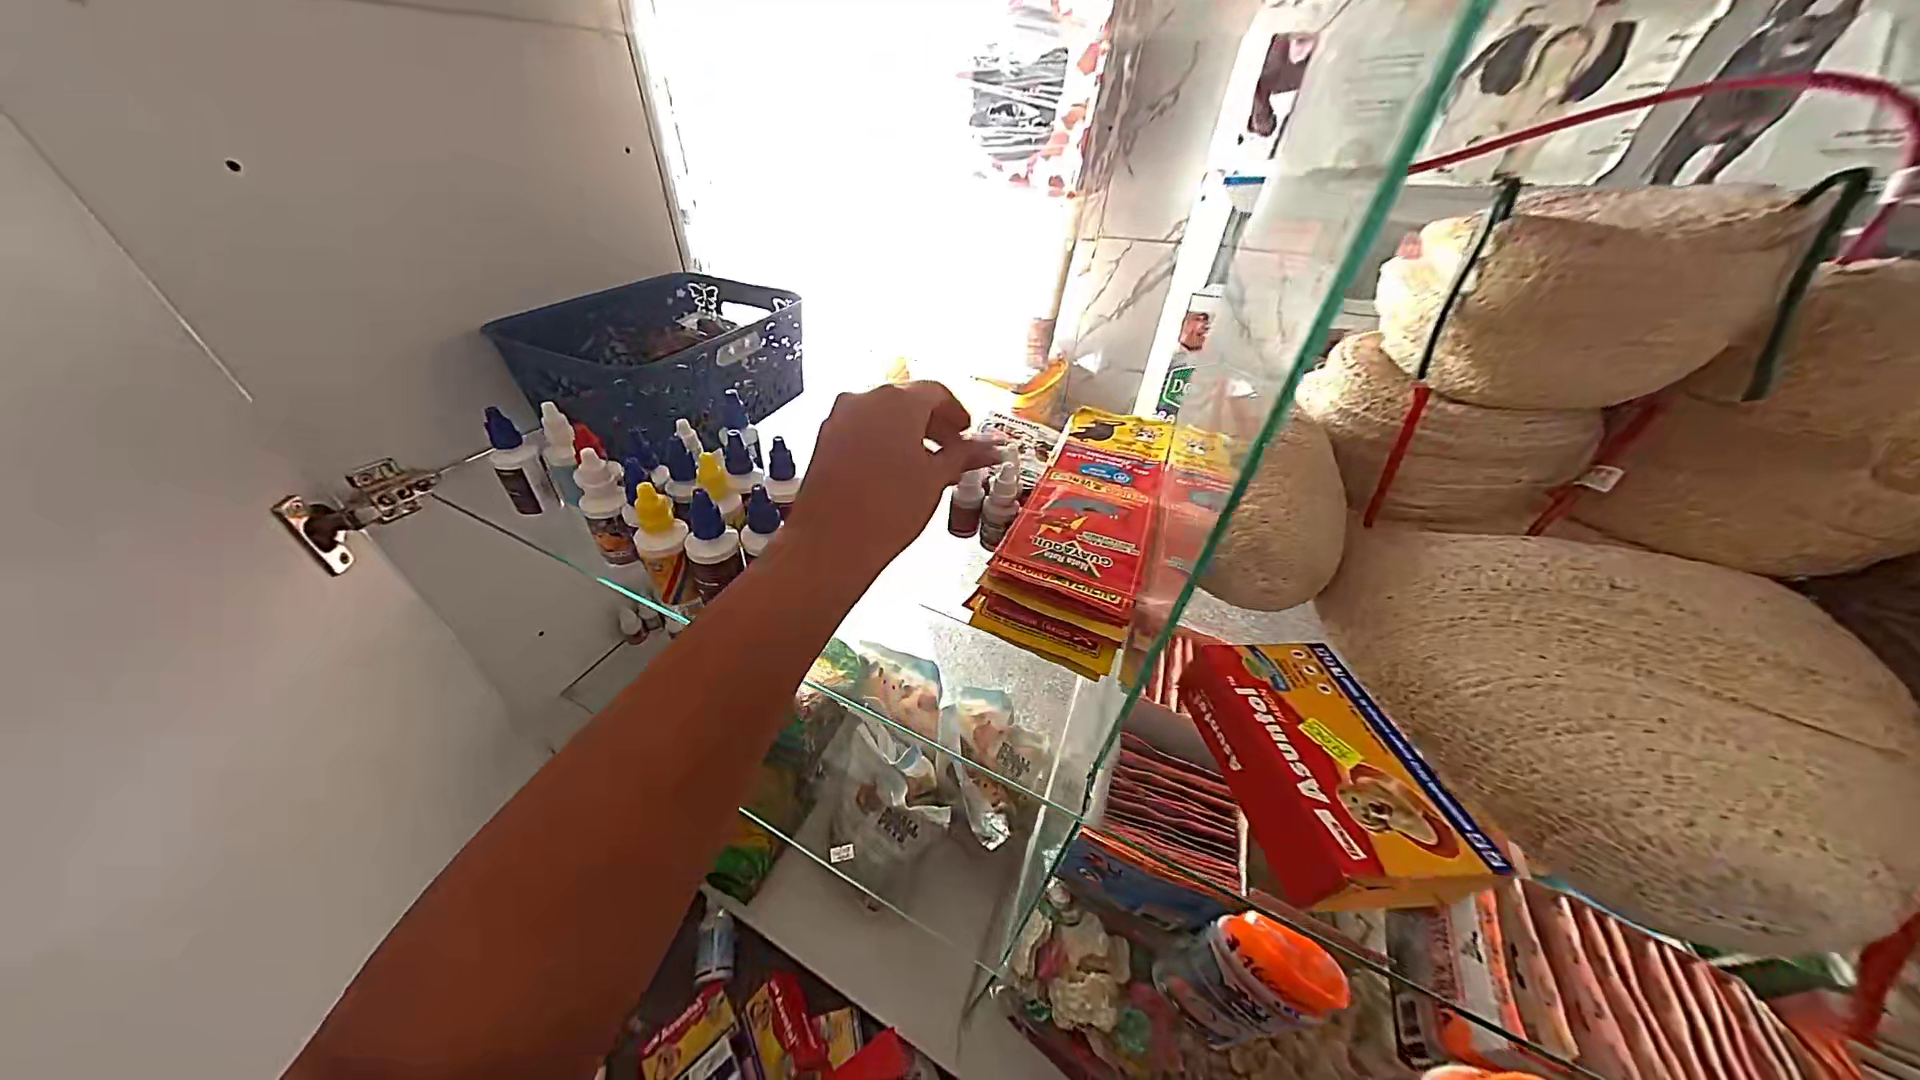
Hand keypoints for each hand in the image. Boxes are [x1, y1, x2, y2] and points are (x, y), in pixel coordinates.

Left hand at [784, 381, 1002, 573]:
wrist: (833, 542)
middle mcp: (865, 401)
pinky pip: (861, 431)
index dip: (956, 412)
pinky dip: (882, 443)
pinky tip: (895, 473)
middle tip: (951, 448)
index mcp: (898, 402)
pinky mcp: (825, 441)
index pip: (936, 392)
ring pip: (882, 416)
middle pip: (907, 400)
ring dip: (907, 434)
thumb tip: (988, 448)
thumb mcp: (936, 479)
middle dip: (933, 423)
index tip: (965, 429)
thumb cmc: (883, 511)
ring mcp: (840, 419)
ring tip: (925, 466)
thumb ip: (964, 455)